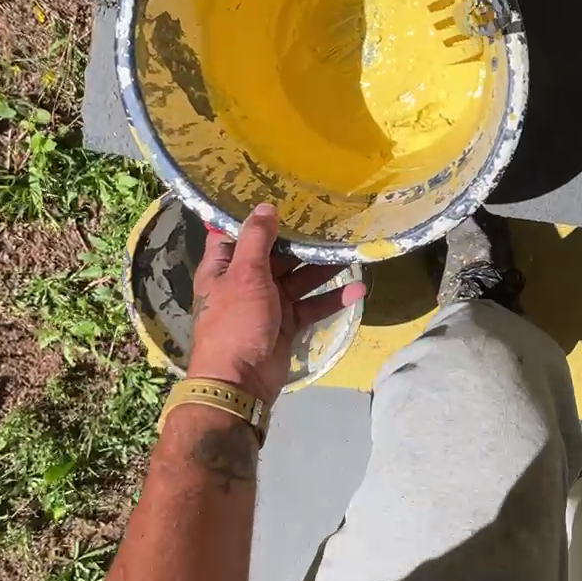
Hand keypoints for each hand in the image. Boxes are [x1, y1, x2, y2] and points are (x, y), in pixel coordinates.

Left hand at [185, 204, 367, 405]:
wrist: (240, 381)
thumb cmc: (236, 322)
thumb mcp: (244, 274)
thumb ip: (256, 239)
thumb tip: (266, 207)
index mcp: (224, 267)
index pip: (236, 234)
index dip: (255, 218)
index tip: (282, 199)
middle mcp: (245, 282)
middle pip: (275, 254)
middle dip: (301, 241)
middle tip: (330, 221)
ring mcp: (268, 303)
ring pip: (299, 278)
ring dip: (322, 268)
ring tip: (350, 251)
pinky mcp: (288, 323)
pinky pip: (312, 305)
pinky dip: (332, 298)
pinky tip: (357, 289)